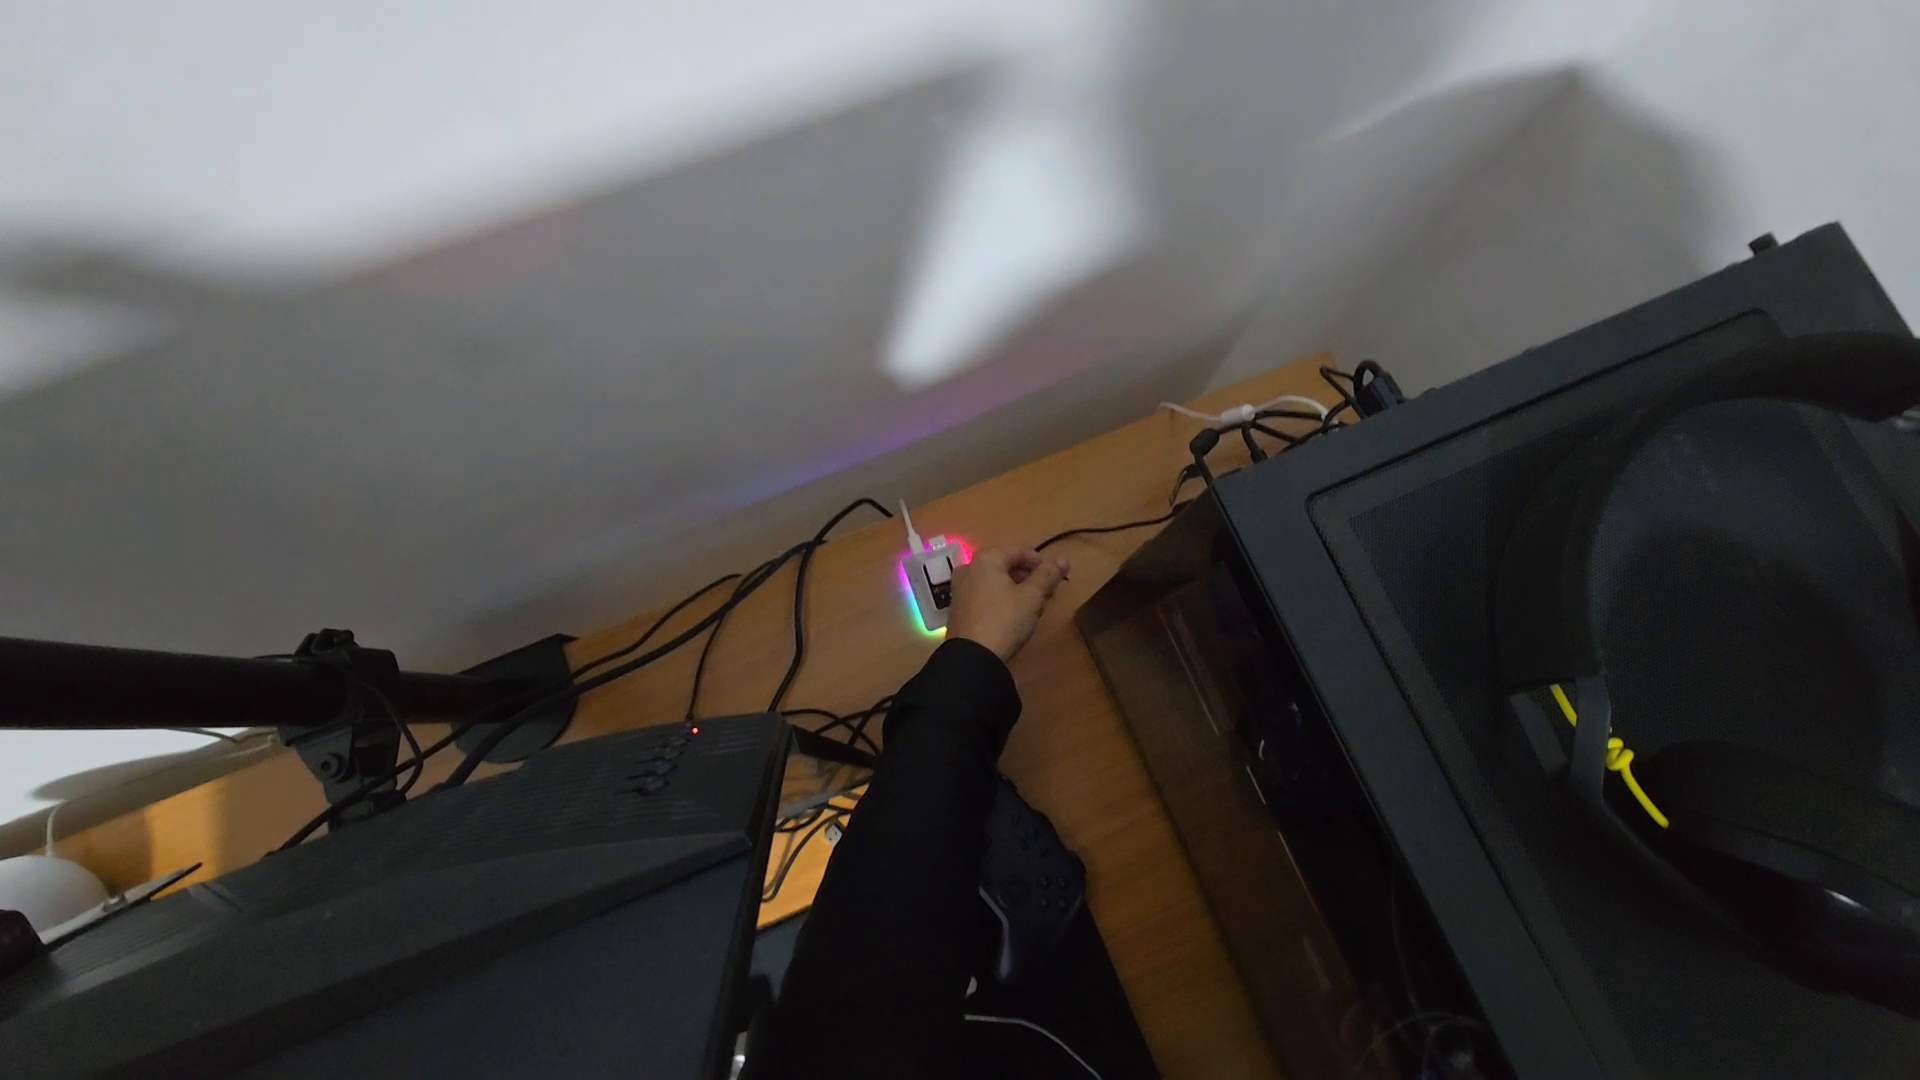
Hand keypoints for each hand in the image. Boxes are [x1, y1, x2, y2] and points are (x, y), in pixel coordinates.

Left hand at [946, 548, 1069, 662]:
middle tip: (1046, 596)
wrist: (973, 656)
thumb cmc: (1005, 619)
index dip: (1042, 564)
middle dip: (1029, 579)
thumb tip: (1063, 560)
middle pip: (1007, 567)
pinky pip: (985, 596)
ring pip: (996, 582)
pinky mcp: (958, 608)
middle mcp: (969, 568)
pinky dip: (1001, 601)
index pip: (1020, 551)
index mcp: (986, 558)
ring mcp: (960, 588)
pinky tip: (1013, 618)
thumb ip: (1048, 575)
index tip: (1056, 579)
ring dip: (1017, 591)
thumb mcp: (1032, 596)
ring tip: (1032, 610)